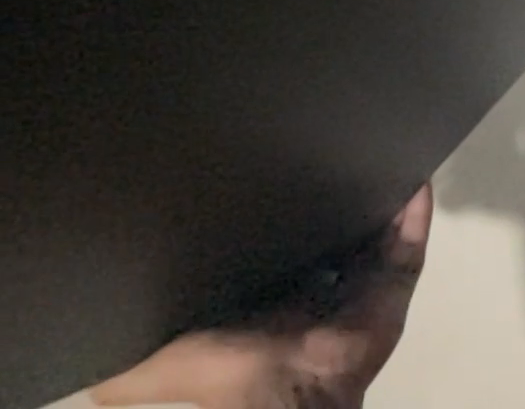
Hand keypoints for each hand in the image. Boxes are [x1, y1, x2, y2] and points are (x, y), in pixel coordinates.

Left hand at [92, 185, 432, 408]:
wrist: (291, 389)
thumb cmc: (227, 374)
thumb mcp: (148, 367)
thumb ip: (123, 347)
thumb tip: (97, 305)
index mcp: (269, 297)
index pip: (279, 245)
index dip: (280, 212)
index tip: (280, 173)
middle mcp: (319, 283)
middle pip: (336, 230)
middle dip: (339, 196)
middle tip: (337, 150)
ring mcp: (363, 281)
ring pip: (377, 228)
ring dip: (382, 195)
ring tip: (382, 152)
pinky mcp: (397, 279)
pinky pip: (411, 238)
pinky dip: (416, 210)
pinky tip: (413, 178)